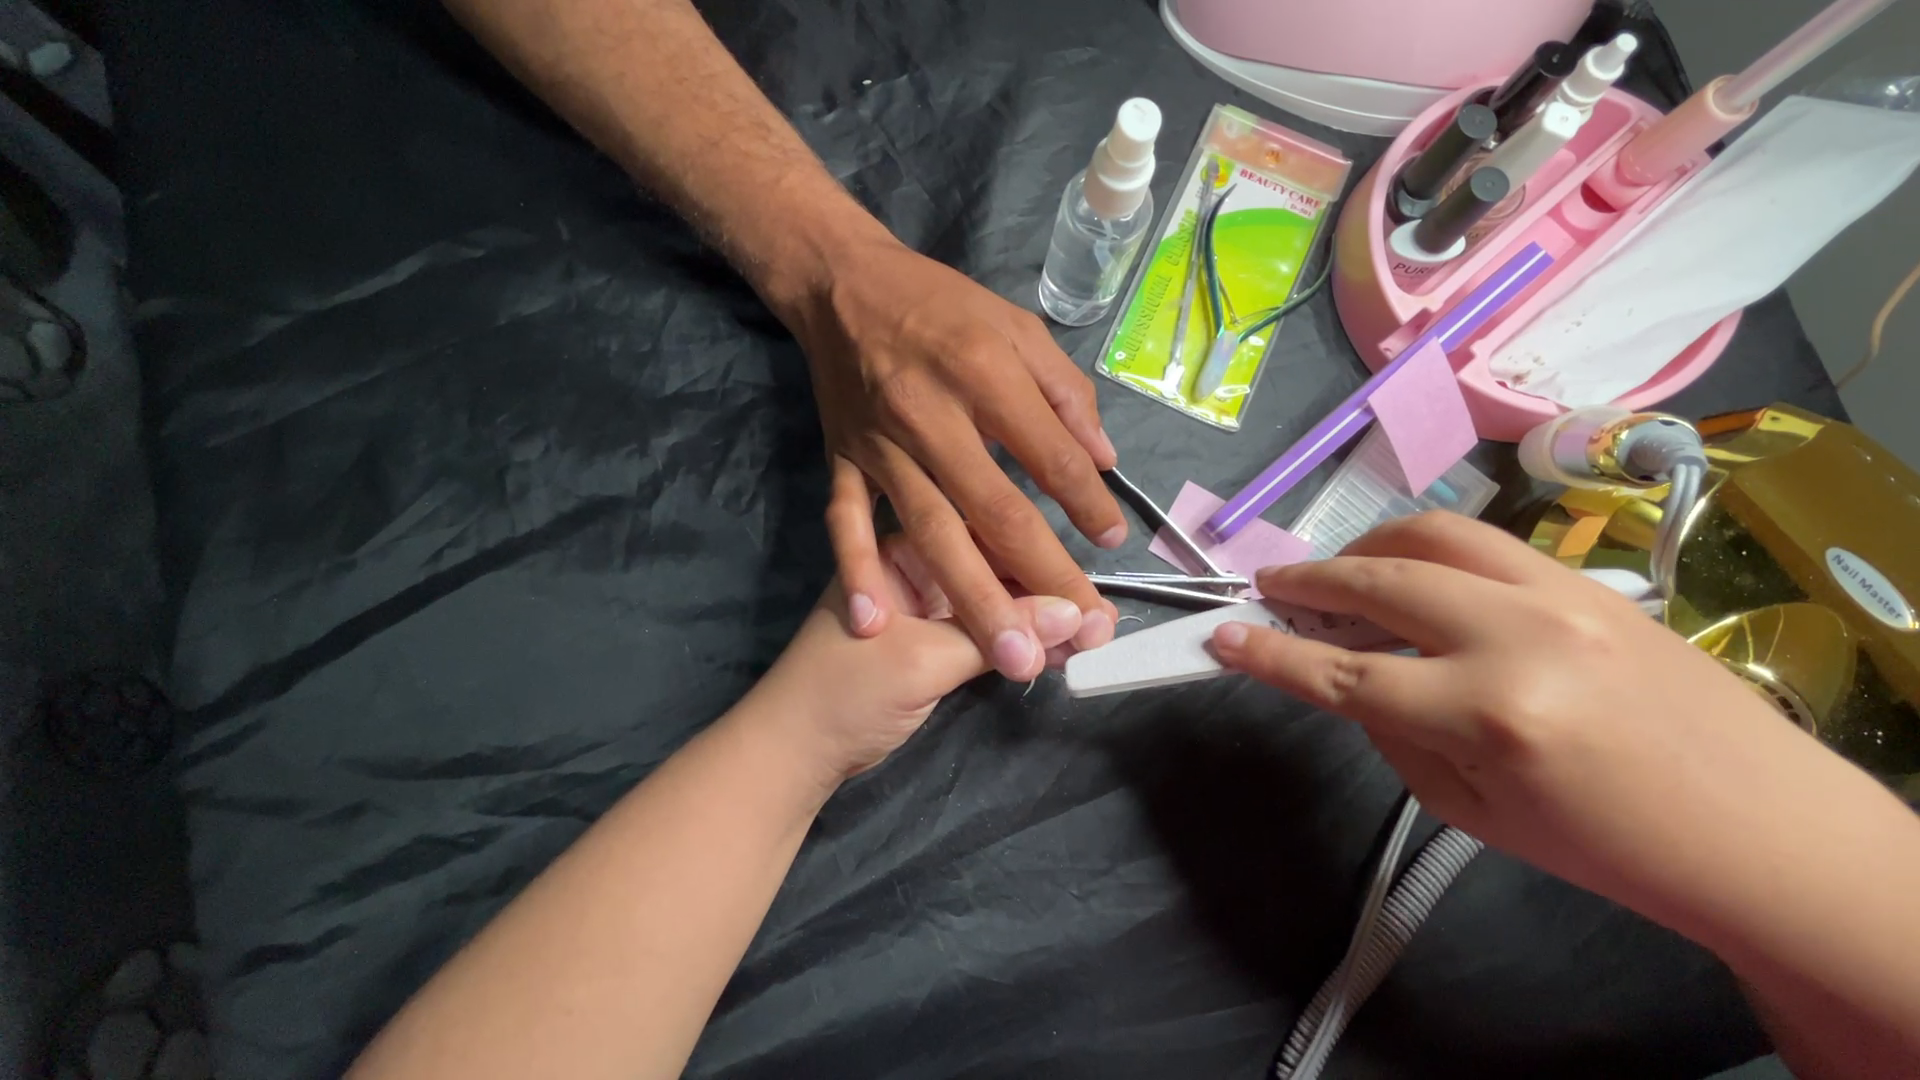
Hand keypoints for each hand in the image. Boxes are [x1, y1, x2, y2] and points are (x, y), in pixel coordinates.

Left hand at [748, 537, 1082, 786]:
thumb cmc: (842, 691)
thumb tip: (1074, 617)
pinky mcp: (932, 644)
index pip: (984, 542)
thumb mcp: (920, 661)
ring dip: (1038, 625)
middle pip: (996, 572)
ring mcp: (926, 608)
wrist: (792, 753)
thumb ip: (995, 638)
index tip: (1092, 600)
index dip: (1041, 568)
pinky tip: (1058, 653)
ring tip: (1092, 644)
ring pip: (995, 605)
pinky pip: (985, 634)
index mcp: (904, 550)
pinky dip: (1017, 644)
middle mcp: (919, 568)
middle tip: (1103, 627)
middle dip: (1048, 599)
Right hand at [779, 235, 1125, 680]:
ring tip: (1010, 658)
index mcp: (984, 373)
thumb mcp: (1016, 325)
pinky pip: (848, 523)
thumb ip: (1065, 392)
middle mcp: (933, 418)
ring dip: (973, 600)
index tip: (1110, 542)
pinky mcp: (844, 463)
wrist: (842, 286)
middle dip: (1042, 580)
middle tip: (1078, 639)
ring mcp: (882, 448)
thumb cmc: (940, 304)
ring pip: (931, 534)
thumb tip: (1102, 459)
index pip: (1050, 455)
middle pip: (995, 513)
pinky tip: (874, 624)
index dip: (1087, 505)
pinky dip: (857, 572)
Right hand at [1206, 512, 1826, 907]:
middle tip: (1270, 588)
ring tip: (1335, 572)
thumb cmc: (1606, 846)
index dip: (1270, 654)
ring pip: (1431, 532)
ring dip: (1364, 545)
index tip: (1220, 634)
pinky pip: (1483, 541)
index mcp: (1489, 716)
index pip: (1344, 674)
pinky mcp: (1590, 579)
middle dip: (1308, 581)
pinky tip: (1406, 573)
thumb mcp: (1469, 810)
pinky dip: (1423, 547)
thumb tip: (1342, 669)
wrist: (1764, 832)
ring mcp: (1563, 594)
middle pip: (1379, 582)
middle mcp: (1521, 636)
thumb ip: (1390, 730)